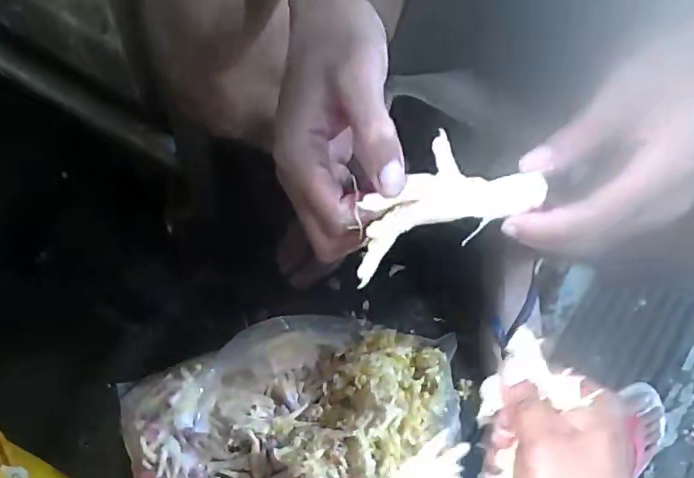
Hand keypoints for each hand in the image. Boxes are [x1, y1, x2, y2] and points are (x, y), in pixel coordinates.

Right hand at [274, 0, 404, 264]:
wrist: (326, 17)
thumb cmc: (342, 42)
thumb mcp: (362, 80)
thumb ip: (376, 135)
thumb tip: (393, 188)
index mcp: (299, 160)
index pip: (333, 225)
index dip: (369, 222)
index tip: (398, 199)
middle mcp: (296, 178)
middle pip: (327, 241)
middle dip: (364, 233)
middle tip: (395, 203)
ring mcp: (306, 179)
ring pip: (333, 232)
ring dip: (365, 224)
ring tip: (392, 193)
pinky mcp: (321, 175)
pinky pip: (340, 213)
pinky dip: (364, 211)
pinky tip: (383, 188)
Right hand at [494, 381, 642, 477]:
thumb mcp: (540, 435)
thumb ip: (525, 400)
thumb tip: (513, 373)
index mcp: (597, 405)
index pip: (553, 378)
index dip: (521, 388)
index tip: (498, 405)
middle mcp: (594, 424)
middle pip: (541, 408)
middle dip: (513, 424)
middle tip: (499, 442)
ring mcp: (582, 454)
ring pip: (535, 437)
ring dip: (511, 448)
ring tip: (499, 467)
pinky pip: (540, 461)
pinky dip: (521, 468)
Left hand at [502, 11, 693, 257]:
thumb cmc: (686, 62)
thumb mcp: (623, 94)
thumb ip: (577, 140)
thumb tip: (531, 169)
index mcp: (660, 182)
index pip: (592, 222)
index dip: (548, 229)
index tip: (510, 222)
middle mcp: (668, 211)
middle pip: (598, 243)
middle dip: (552, 241)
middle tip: (513, 225)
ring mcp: (673, 214)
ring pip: (609, 244)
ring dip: (568, 240)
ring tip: (532, 221)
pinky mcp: (671, 209)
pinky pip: (621, 233)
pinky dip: (588, 230)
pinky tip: (565, 213)